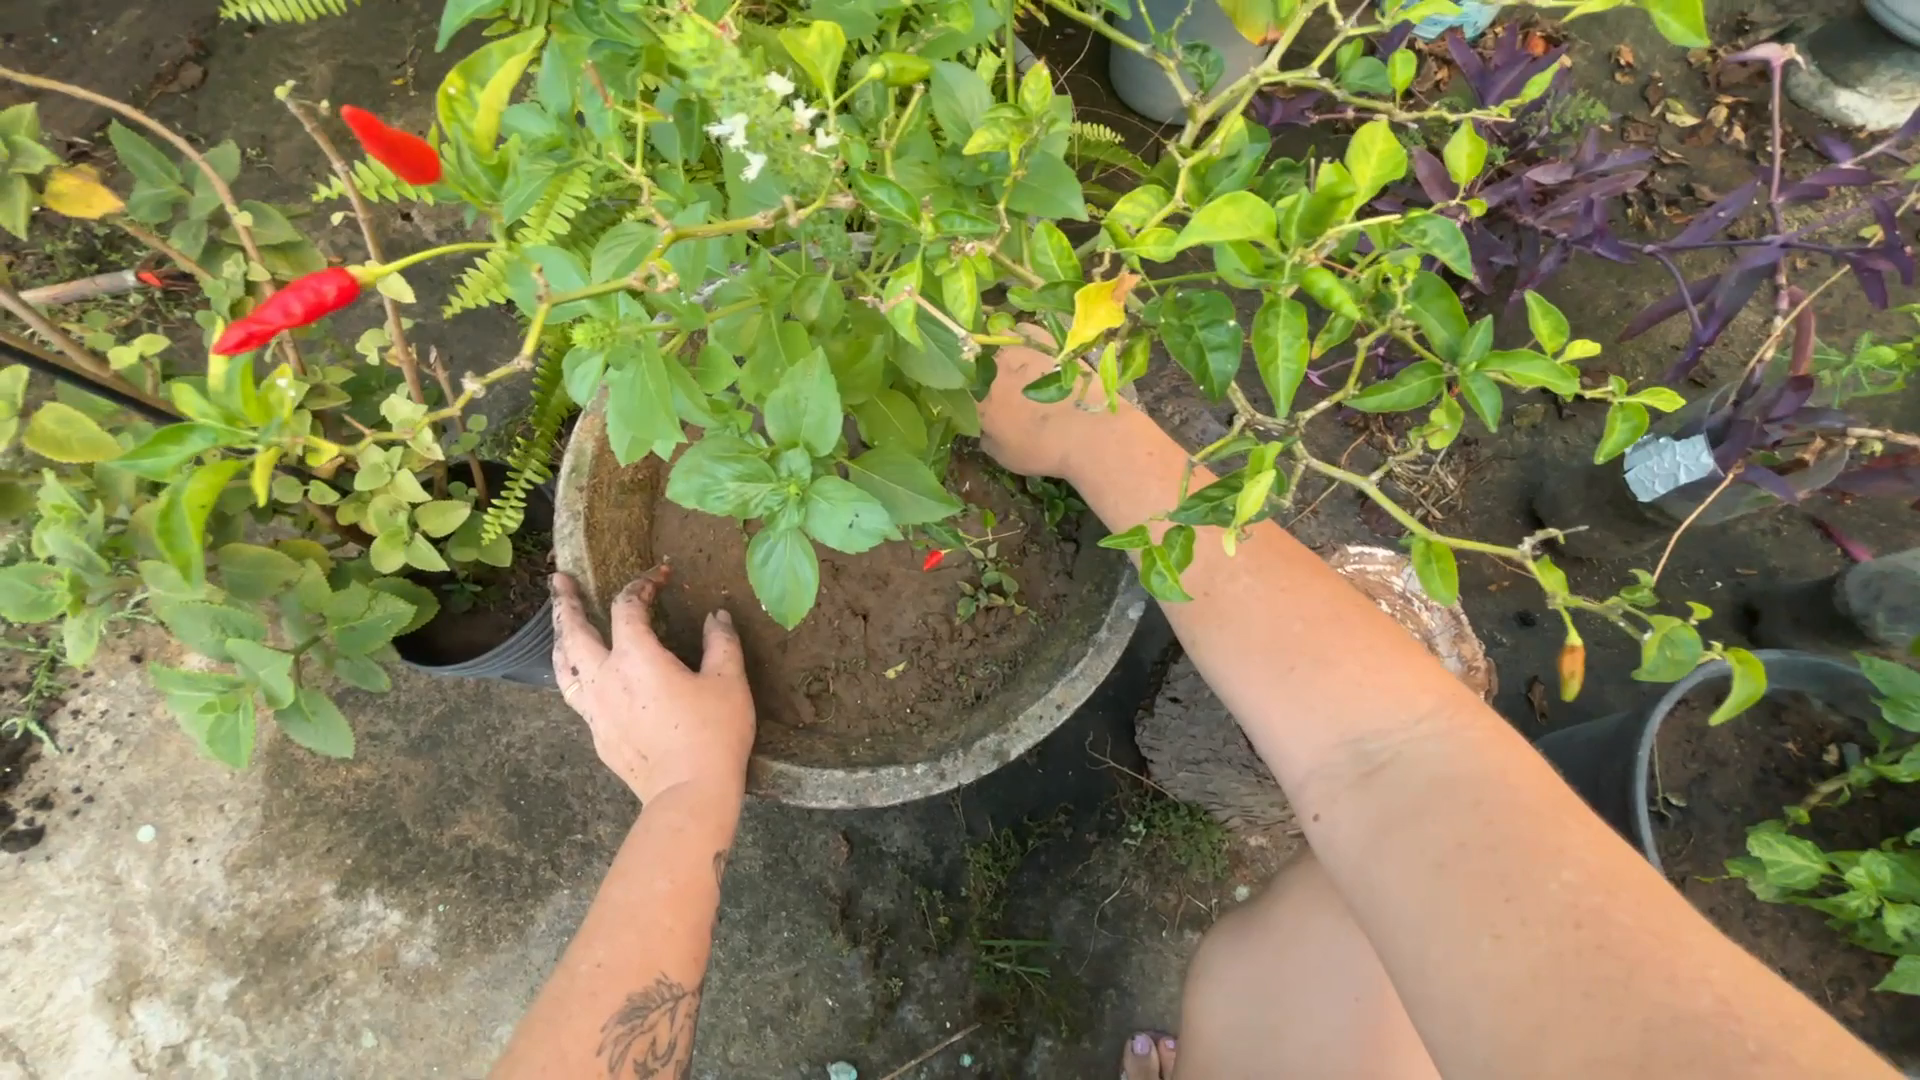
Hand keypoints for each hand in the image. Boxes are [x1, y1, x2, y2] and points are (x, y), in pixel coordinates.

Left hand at [549, 567, 755, 804]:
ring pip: (564, 666)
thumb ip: (721, 641)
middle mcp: (606, 679)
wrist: (691, 793)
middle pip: (574, 632)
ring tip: (559, 623)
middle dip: (566, 602)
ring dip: (560, 638)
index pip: (628, 607)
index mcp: (637, 657)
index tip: (660, 577)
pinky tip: (584, 675)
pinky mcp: (598, 736)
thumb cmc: (714, 732)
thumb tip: (716, 616)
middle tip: (558, 579)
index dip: (642, 585)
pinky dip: (574, 673)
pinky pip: (576, 695)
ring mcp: (595, 711)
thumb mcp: (729, 680)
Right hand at [976, 325, 1117, 478]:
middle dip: (982, 372)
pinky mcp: (1044, 340)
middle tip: (997, 387)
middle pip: (977, 364)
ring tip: (1011, 364)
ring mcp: (1017, 351)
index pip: (962, 394)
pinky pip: (1024, 330)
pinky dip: (1021, 336)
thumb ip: (987, 439)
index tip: (977, 405)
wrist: (1088, 430)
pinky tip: (1029, 347)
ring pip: (996, 341)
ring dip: (999, 351)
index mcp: (977, 400)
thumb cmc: (1043, 450)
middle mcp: (991, 370)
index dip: (968, 398)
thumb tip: (984, 429)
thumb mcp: (1005, 456)